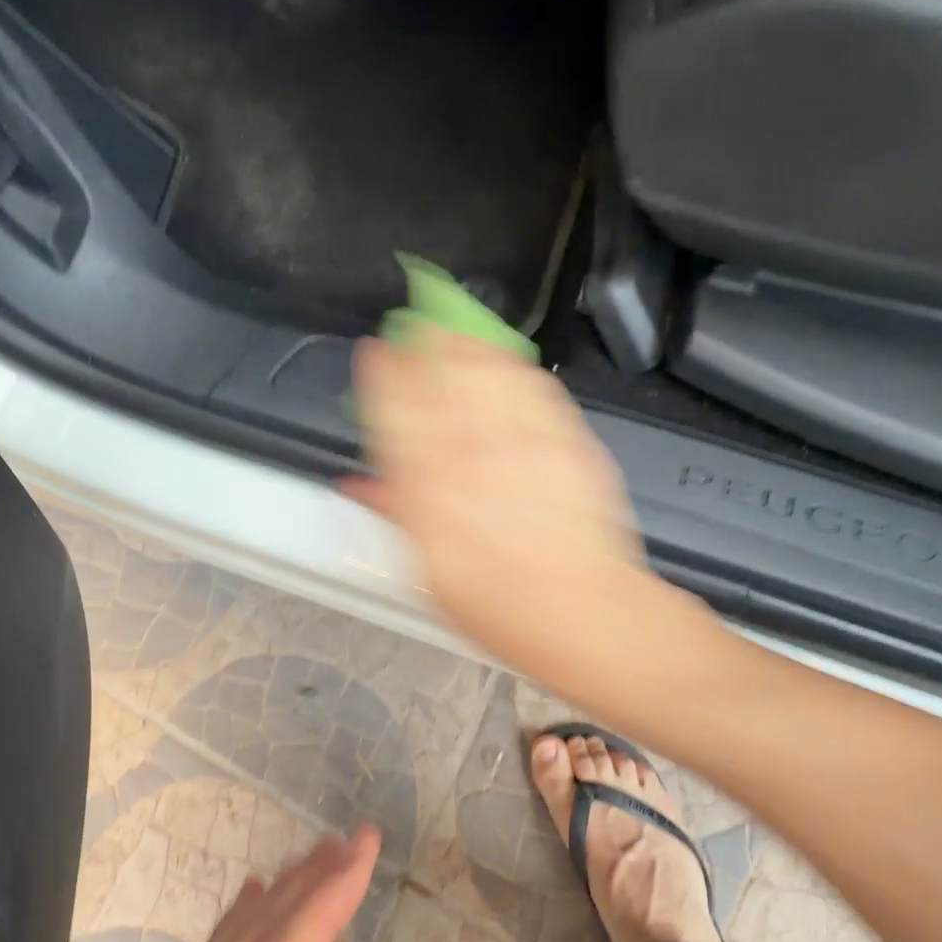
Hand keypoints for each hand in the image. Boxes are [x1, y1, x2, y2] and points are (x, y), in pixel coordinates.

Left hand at [188, 826, 380, 941]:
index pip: (314, 915)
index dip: (346, 875)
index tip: (370, 834)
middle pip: (284, 906)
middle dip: (320, 869)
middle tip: (352, 836)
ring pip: (256, 911)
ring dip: (290, 879)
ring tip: (318, 852)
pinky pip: (226, 931)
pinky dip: (246, 903)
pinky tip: (256, 886)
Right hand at [346, 328, 665, 664]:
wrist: (582, 613)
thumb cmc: (496, 604)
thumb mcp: (426, 569)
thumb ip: (394, 512)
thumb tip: (359, 485)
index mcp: (431, 487)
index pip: (397, 409)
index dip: (382, 373)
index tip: (374, 352)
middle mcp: (475, 455)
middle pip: (444, 376)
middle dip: (425, 344)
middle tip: (414, 328)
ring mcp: (525, 443)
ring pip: (490, 371)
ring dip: (467, 344)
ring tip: (453, 331)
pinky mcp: (568, 442)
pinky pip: (536, 388)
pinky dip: (514, 367)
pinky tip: (505, 361)